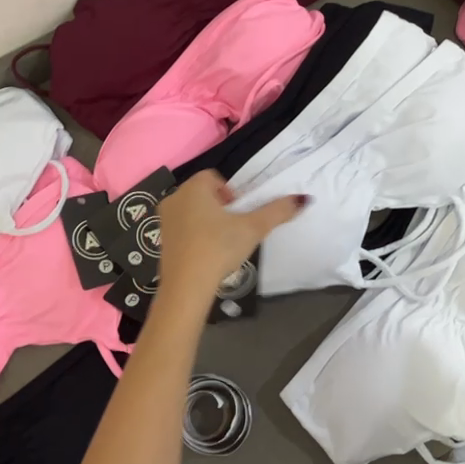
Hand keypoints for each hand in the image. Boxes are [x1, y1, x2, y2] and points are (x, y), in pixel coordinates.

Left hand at [158, 171, 304, 294]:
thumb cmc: (219, 248)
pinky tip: (206, 253)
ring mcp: (165, 220)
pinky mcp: (161, 240)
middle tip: (234, 228)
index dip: (231, 193)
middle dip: (220, 207)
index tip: (239, 214)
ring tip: (221, 242)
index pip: (214, 177)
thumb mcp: (253, 228)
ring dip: (208, 220)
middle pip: (203, 193)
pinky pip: (183, 228)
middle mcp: (175, 198)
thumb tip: (303, 199)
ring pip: (192, 211)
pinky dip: (195, 235)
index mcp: (193, 188)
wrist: (187, 286)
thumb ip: (277, 211)